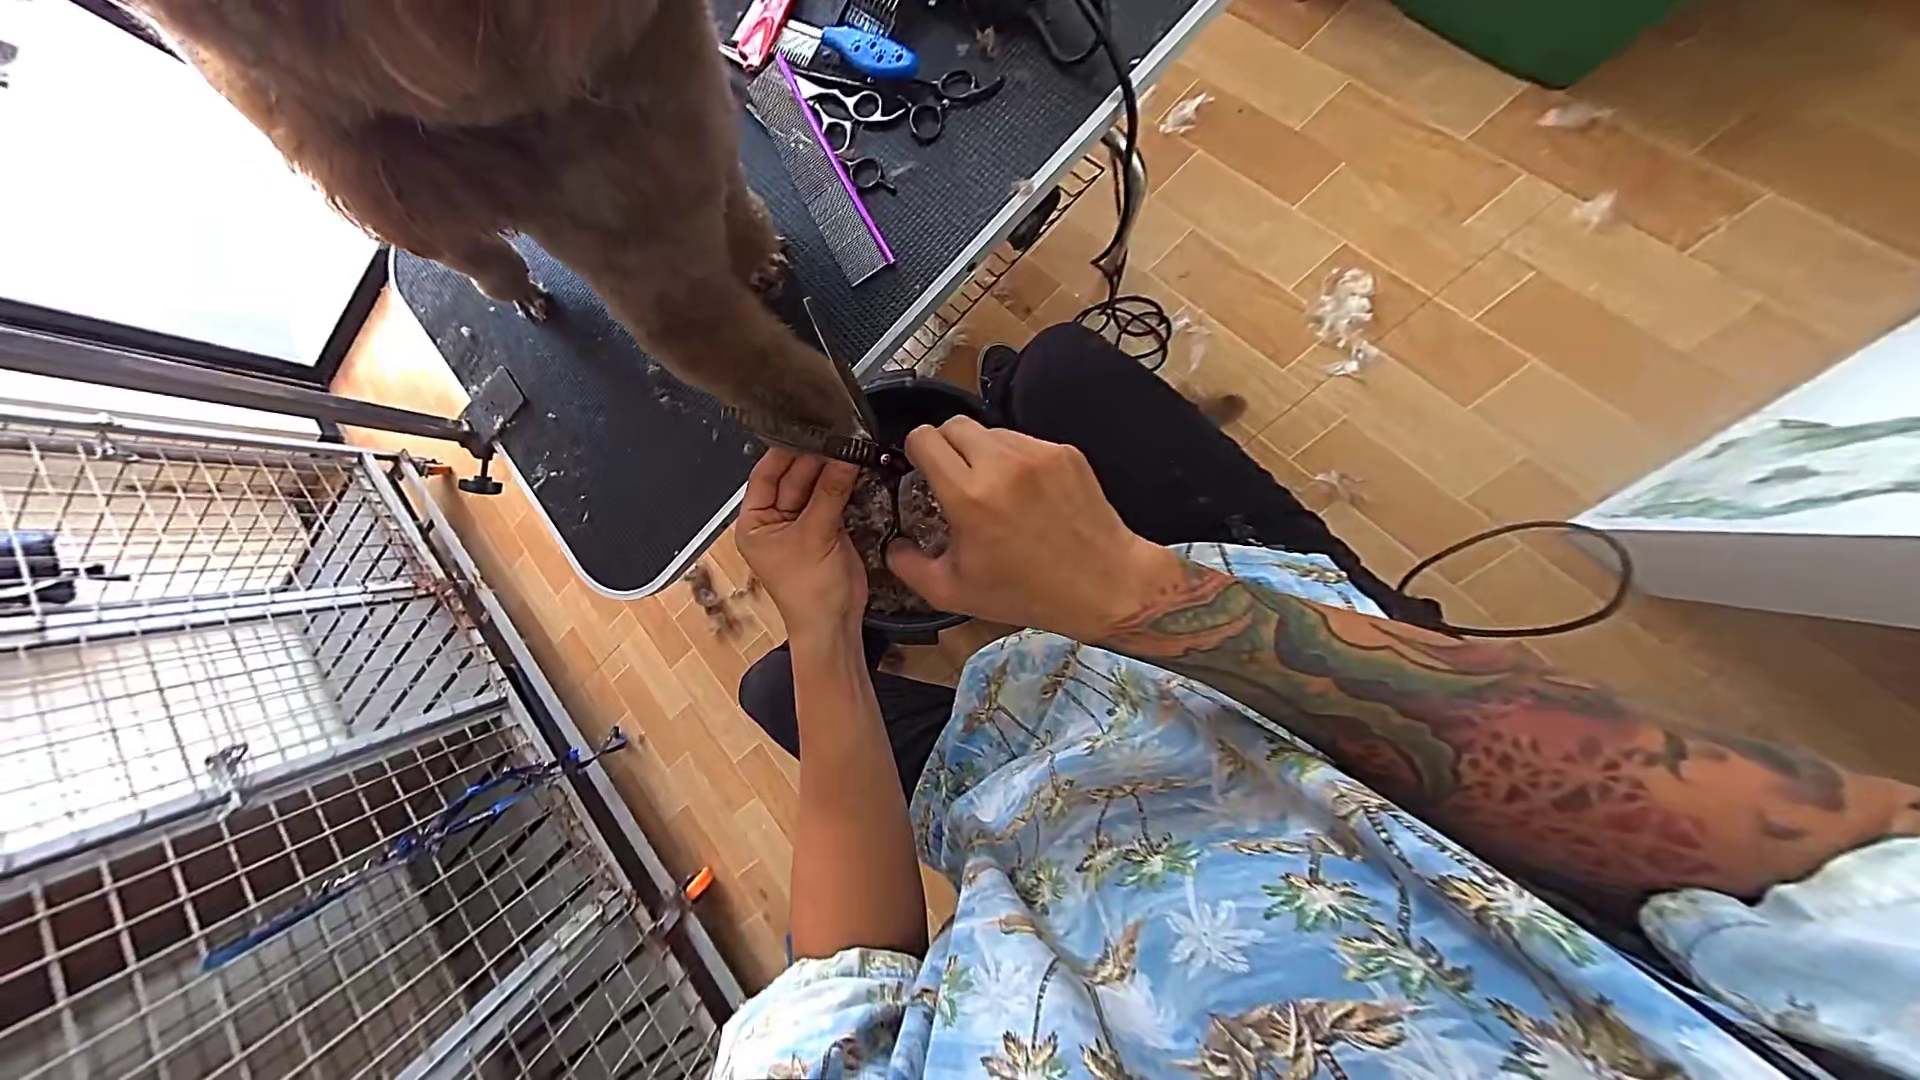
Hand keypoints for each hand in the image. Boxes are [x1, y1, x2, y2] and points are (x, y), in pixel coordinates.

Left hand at [736, 449, 865, 640]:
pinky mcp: (826, 528)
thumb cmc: (808, 593)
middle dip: (814, 459)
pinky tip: (853, 467)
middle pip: (793, 477)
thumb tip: (843, 458)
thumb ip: (830, 493)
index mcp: (755, 522)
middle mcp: (775, 520)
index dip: (784, 452)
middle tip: (837, 436)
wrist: (834, 623)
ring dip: (831, 470)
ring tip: (848, 447)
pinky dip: (842, 485)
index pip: (765, 475)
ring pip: (815, 486)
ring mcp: (802, 523)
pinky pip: (832, 498)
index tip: (805, 430)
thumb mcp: (815, 536)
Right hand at [885, 417, 1182, 641]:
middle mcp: (1002, 465)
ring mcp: (1037, 454)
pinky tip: (1024, 491)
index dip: (915, 449)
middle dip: (945, 445)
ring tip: (992, 487)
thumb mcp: (954, 592)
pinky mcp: (1063, 452)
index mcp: (969, 495)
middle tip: (952, 474)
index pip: (924, 437)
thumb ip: (908, 566)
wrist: (1103, 583)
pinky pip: (1024, 441)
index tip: (920, 465)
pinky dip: (1015, 459)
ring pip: (990, 430)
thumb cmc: (1029, 592)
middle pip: (953, 423)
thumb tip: (893, 547)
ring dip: (981, 451)